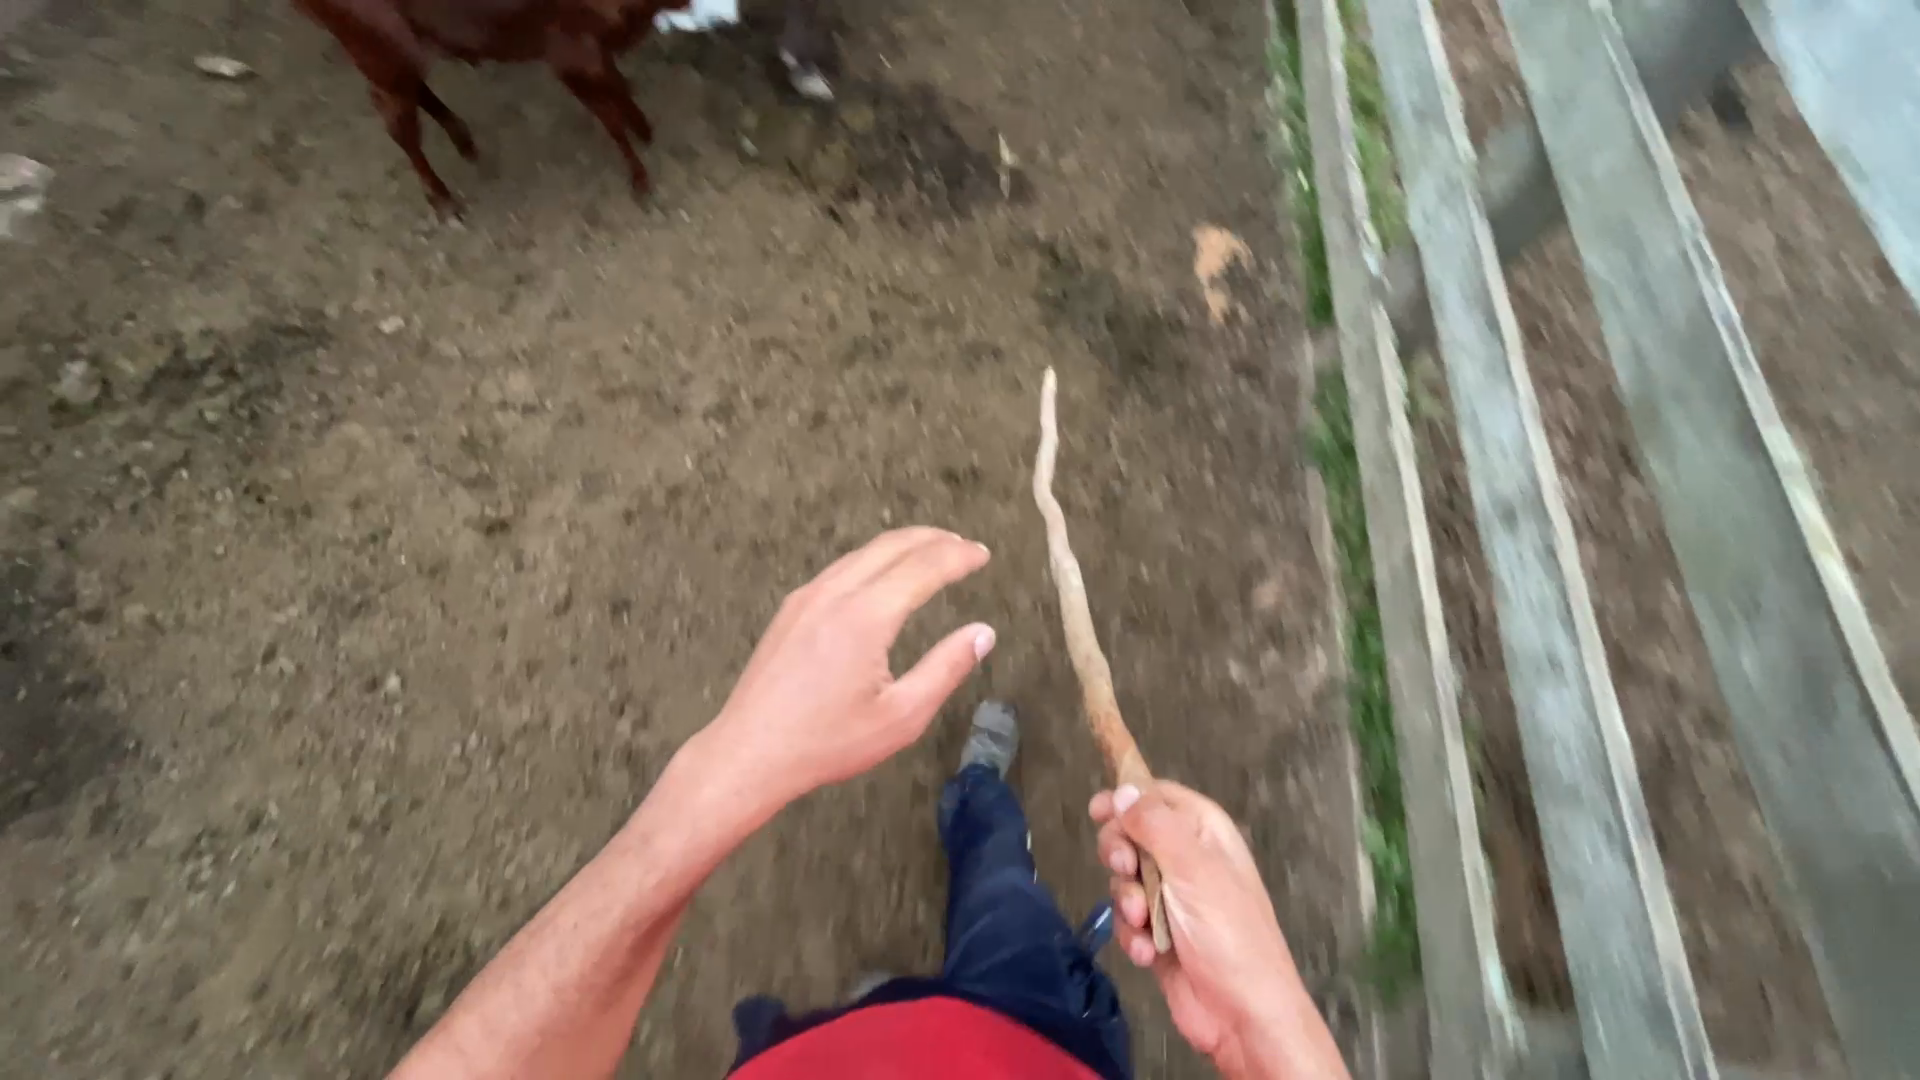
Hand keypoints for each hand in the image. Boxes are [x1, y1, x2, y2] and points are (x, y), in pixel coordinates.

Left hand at [706, 528, 994, 813]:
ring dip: (904, 545)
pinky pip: (842, 566)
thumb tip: (983, 633)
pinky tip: (884, 576)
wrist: (748, 753)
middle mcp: (836, 592)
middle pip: (893, 545)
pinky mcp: (792, 607)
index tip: (984, 554)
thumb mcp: (901, 716)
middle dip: (935, 539)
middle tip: (966, 546)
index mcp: (867, 615)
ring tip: (933, 552)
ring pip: (864, 552)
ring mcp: (808, 596)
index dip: (959, 556)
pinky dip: (875, 559)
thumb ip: (946, 669)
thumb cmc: (829, 742)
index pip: (924, 566)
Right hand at [1091, 782, 1336, 1078]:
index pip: (1156, 794)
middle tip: (1125, 869)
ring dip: (1126, 901)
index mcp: (1203, 830)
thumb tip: (1122, 789)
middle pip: (1130, 833)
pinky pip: (1127, 917)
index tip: (1097, 811)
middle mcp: (1185, 856)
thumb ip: (1154, 823)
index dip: (1125, 798)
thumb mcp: (1192, 867)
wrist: (1243, 1016)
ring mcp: (1171, 895)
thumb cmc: (1227, 931)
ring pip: (1123, 877)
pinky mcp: (1158, 930)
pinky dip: (1133, 933)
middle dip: (1120, 854)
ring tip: (1143, 922)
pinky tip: (1149, 952)